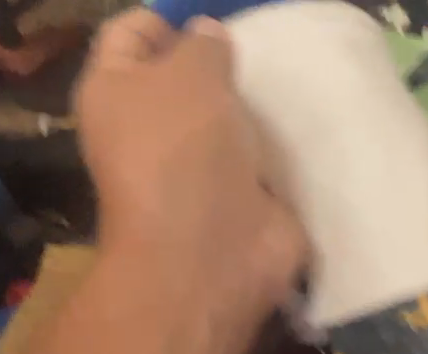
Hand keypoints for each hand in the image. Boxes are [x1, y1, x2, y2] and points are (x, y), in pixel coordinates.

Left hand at [74, 11, 305, 322]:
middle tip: (266, 56)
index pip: (134, 33)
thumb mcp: (189, 77)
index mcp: (118, 92)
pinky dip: (286, 155)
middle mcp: (156, 132)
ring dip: (261, 113)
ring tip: (292, 89)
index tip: (220, 20)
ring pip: (235, 125)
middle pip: (192, 83)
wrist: (216, 257)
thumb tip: (211, 37)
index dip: (171, 18)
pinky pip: (270, 166)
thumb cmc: (184, 155)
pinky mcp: (248, 205)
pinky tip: (309, 134)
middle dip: (228, 68)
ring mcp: (205, 173)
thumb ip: (204, 48)